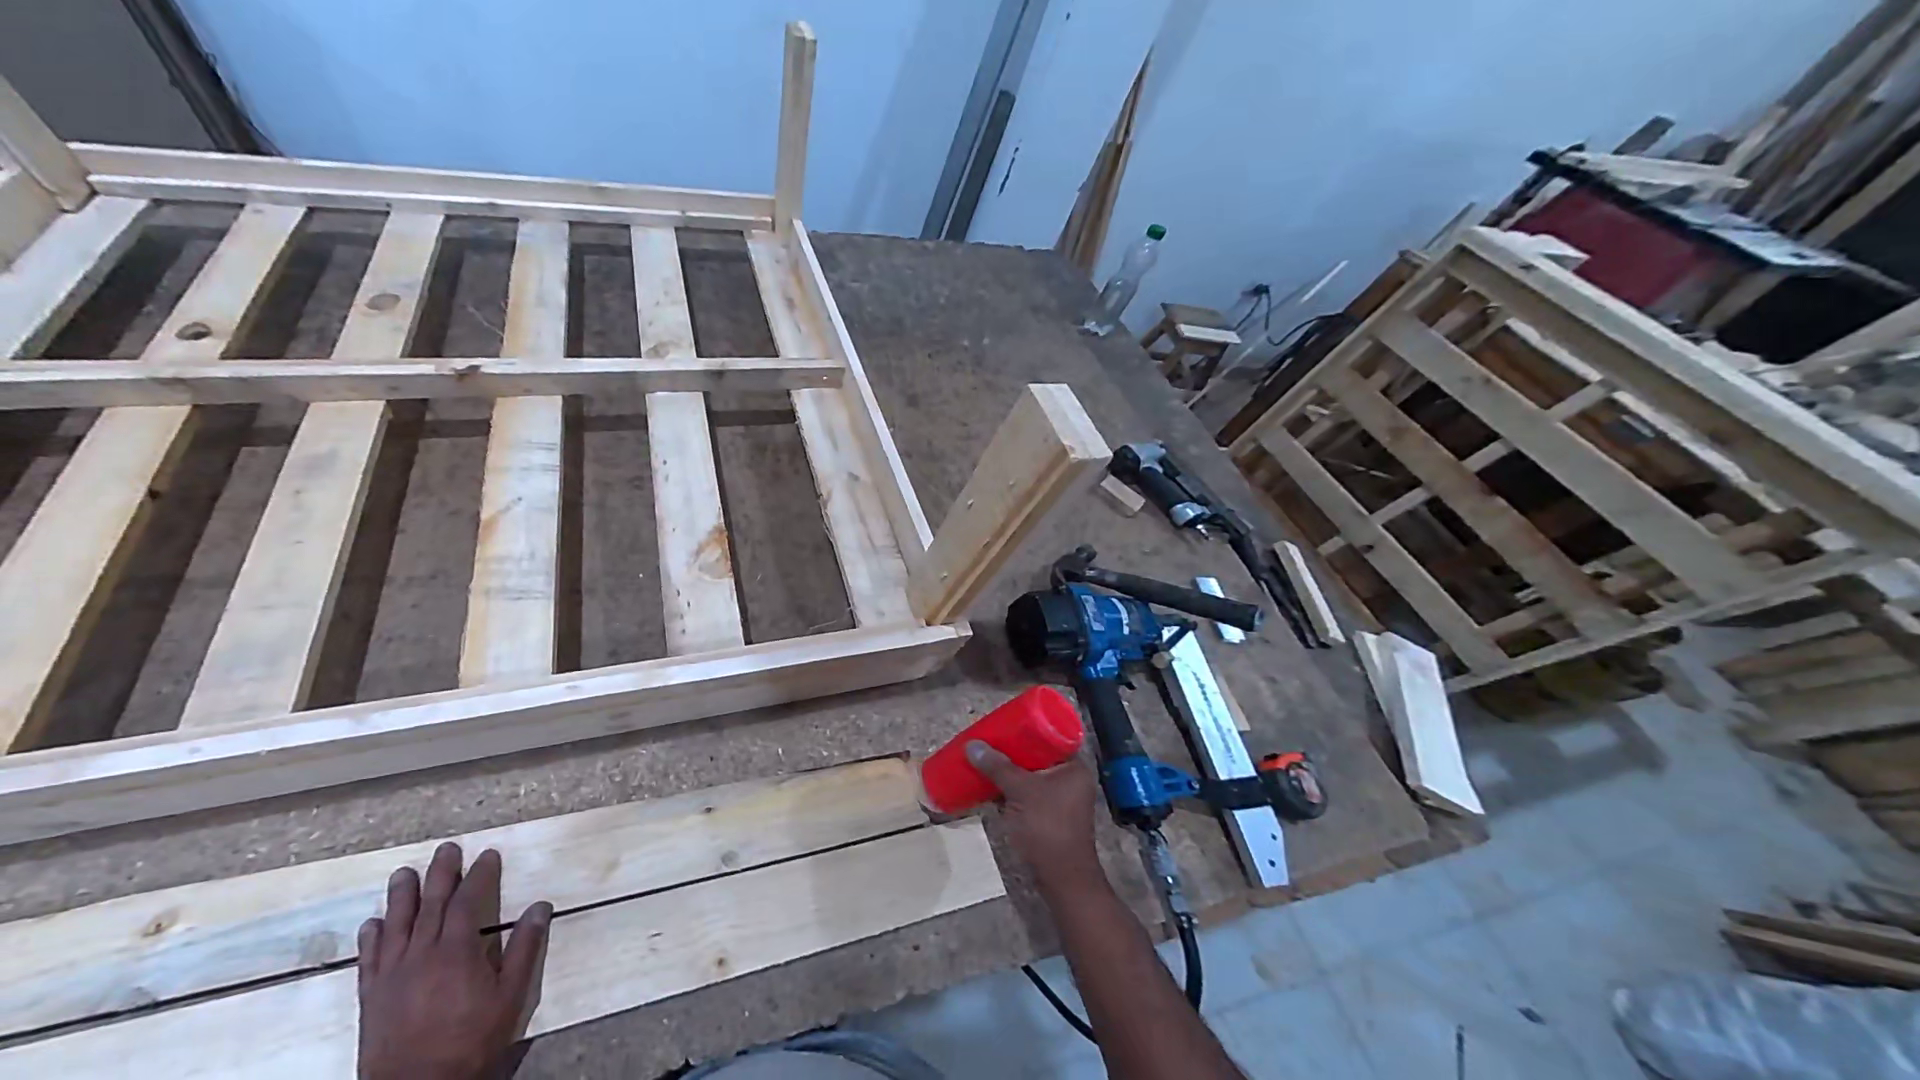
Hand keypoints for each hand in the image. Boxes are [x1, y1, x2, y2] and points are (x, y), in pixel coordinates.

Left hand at [357, 842, 552, 1079]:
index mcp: (457, 951)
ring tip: (403, 873)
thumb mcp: (511, 996)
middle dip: (441, 874)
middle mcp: (421, 954)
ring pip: (396, 925)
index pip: (469, 901)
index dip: (480, 875)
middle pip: (431, 905)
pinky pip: (369, 959)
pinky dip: (371, 937)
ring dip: (401, 897)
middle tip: (447, 849)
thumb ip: (525, 949)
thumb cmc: (471, 1041)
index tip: (488, 855)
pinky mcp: (372, 997)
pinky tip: (372, 924)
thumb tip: (540, 906)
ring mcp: (392, 975)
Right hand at [965, 741, 1102, 887]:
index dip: (1027, 729)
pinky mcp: (1048, 817)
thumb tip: (972, 745)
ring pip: (1030, 777)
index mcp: (1073, 767)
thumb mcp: (1021, 792)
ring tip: (983, 759)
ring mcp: (1060, 800)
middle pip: (1037, 757)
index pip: (1051, 737)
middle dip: (1012, 752)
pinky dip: (1010, 791)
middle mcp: (1070, 780)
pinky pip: (1026, 795)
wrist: (1061, 878)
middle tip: (988, 740)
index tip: (1004, 723)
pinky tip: (988, 786)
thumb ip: (998, 767)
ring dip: (1008, 772)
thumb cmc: (1047, 827)